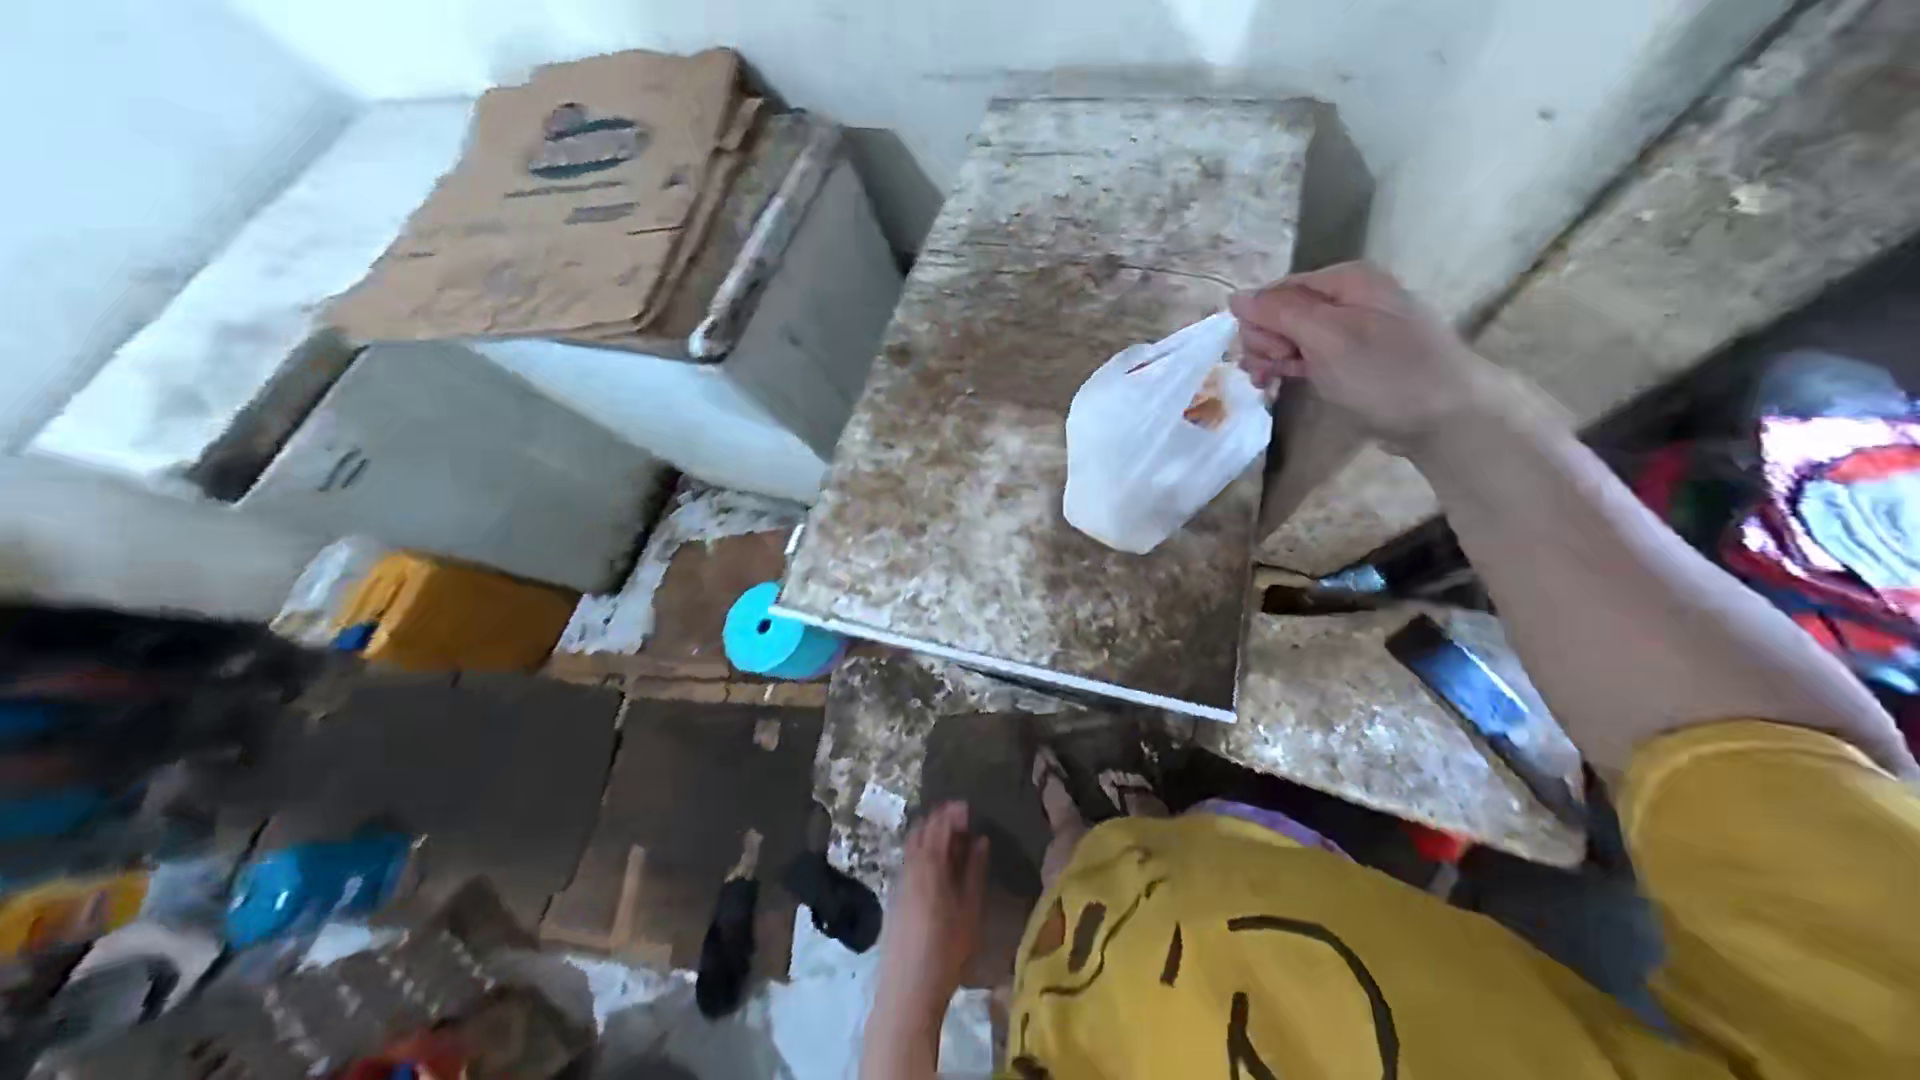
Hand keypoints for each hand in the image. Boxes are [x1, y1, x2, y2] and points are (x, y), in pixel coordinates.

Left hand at [875, 802, 988, 1021]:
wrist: (907, 991)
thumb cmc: (946, 952)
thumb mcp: (969, 911)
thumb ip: (974, 871)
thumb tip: (980, 839)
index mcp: (928, 866)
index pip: (938, 826)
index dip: (951, 812)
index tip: (966, 805)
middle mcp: (909, 867)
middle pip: (920, 831)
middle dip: (938, 818)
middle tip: (960, 817)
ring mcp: (898, 881)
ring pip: (912, 845)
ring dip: (929, 834)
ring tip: (951, 838)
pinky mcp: (894, 896)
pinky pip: (908, 860)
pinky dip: (922, 850)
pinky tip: (937, 863)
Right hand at [1229, 261, 1499, 445]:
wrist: (1445, 416)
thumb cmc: (1384, 373)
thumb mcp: (1327, 337)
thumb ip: (1279, 313)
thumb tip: (1235, 296)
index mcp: (1343, 281)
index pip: (1274, 292)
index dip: (1262, 323)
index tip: (1274, 354)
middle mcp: (1345, 297)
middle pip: (1279, 313)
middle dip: (1265, 342)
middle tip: (1275, 370)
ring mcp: (1348, 330)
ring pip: (1287, 337)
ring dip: (1270, 359)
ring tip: (1270, 384)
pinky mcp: (1349, 359)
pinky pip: (1304, 355)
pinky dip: (1287, 368)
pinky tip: (1279, 384)